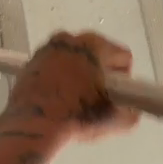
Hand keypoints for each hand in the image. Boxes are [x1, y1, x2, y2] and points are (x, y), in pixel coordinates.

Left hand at [2, 31, 140, 142]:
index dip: (124, 78)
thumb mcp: (116, 120)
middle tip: (98, 96)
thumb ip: (131, 111)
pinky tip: (58, 95)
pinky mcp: (31, 59)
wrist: (34, 124)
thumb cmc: (77, 116)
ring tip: (76, 97)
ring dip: (78, 72)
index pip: (122, 56)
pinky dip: (58, 75)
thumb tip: (130, 109)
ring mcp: (47, 47)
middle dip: (101, 72)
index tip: (117, 94)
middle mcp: (70, 39)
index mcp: (94, 45)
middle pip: (97, 53)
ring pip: (74, 57)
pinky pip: (53, 64)